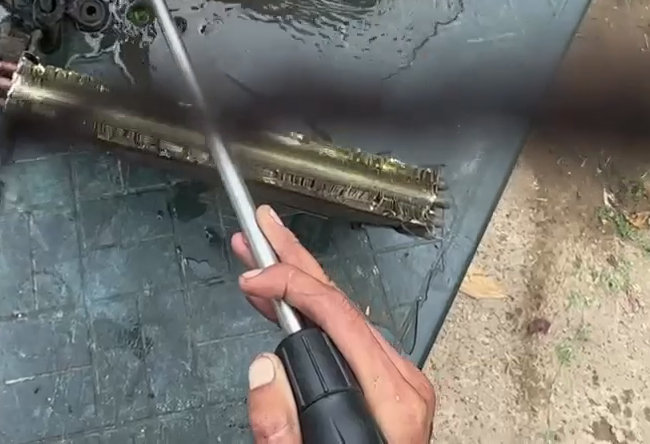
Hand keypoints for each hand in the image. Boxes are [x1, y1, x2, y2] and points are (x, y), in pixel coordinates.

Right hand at [233, 206, 434, 443]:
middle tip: (261, 225)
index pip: (336, 313)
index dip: (288, 283)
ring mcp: (395, 380)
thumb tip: (262, 367)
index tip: (249, 277)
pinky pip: (342, 331)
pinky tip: (281, 299)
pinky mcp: (385, 384)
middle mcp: (401, 380)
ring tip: (262, 252)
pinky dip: (307, 309)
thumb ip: (280, 431)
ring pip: (340, 310)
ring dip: (297, 279)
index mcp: (393, 398)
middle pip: (340, 300)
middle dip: (294, 259)